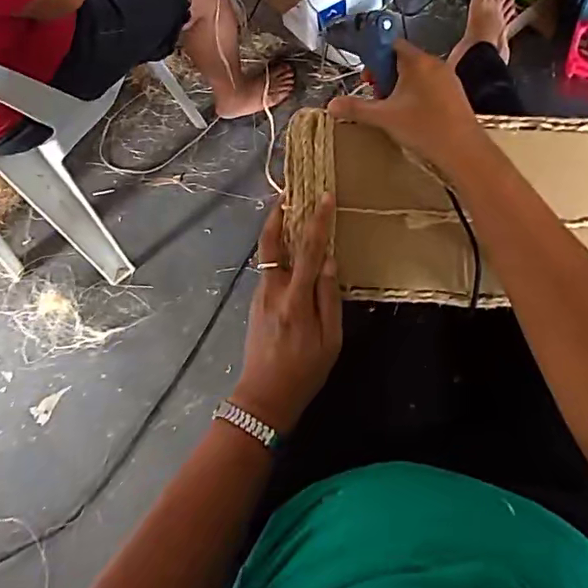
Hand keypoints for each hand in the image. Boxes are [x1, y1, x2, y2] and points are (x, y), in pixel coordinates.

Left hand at [232, 196, 341, 433]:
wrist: (263, 398)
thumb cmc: (304, 372)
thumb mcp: (331, 340)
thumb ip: (329, 297)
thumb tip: (329, 259)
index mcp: (295, 300)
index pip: (308, 250)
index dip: (317, 221)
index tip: (325, 196)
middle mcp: (273, 290)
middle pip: (272, 241)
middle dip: (279, 212)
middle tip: (290, 189)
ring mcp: (260, 294)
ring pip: (268, 251)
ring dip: (279, 226)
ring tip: (293, 207)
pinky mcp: (256, 300)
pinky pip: (270, 265)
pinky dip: (281, 248)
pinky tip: (293, 245)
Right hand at [327, 39, 491, 172]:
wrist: (464, 151)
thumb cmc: (424, 128)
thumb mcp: (384, 117)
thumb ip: (356, 108)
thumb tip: (332, 105)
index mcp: (417, 62)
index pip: (391, 44)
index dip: (375, 58)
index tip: (367, 77)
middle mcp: (434, 64)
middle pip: (403, 59)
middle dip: (386, 75)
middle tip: (377, 96)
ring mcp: (448, 78)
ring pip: (417, 74)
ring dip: (400, 86)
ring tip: (393, 109)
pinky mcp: (455, 94)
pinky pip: (430, 85)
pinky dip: (417, 95)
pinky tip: (412, 116)